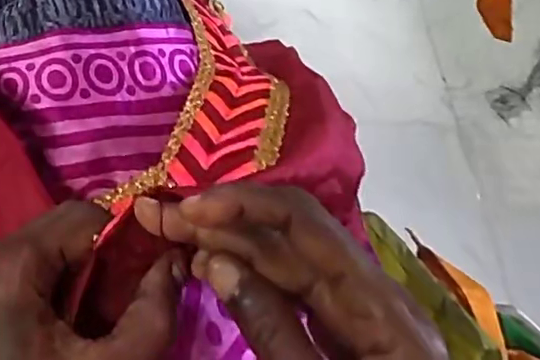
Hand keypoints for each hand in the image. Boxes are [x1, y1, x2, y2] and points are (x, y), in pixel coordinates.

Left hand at [0, 201, 184, 359]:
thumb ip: (150, 316)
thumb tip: (172, 263)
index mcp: (14, 262)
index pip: (84, 215)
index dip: (124, 239)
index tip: (150, 273)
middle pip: (62, 228)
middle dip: (101, 258)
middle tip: (127, 302)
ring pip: (44, 247)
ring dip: (79, 272)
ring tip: (97, 320)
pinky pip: (23, 268)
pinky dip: (53, 286)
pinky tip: (67, 329)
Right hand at [133, 186, 445, 359]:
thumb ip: (272, 332)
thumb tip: (215, 261)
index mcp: (380, 307)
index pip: (301, 221)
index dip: (240, 203)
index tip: (187, 210)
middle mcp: (372, 294)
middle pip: (288, 234)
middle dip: (221, 218)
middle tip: (159, 214)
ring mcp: (362, 314)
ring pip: (285, 257)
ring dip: (227, 240)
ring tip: (173, 232)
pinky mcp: (349, 335)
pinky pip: (292, 287)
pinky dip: (249, 272)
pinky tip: (213, 265)